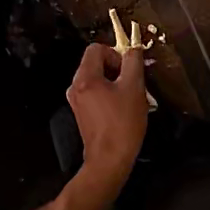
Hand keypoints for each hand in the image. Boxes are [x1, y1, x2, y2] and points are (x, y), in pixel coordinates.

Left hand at [66, 42, 147, 178]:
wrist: (109, 160)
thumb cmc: (123, 123)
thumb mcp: (134, 88)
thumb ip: (133, 63)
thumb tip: (133, 49)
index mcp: (84, 78)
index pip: (96, 48)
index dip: (115, 54)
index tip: (128, 71)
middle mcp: (75, 86)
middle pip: (94, 63)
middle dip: (116, 68)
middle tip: (132, 84)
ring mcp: (76, 100)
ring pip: (96, 78)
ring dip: (114, 82)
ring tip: (129, 98)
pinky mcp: (81, 112)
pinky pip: (94, 92)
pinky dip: (108, 94)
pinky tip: (121, 109)